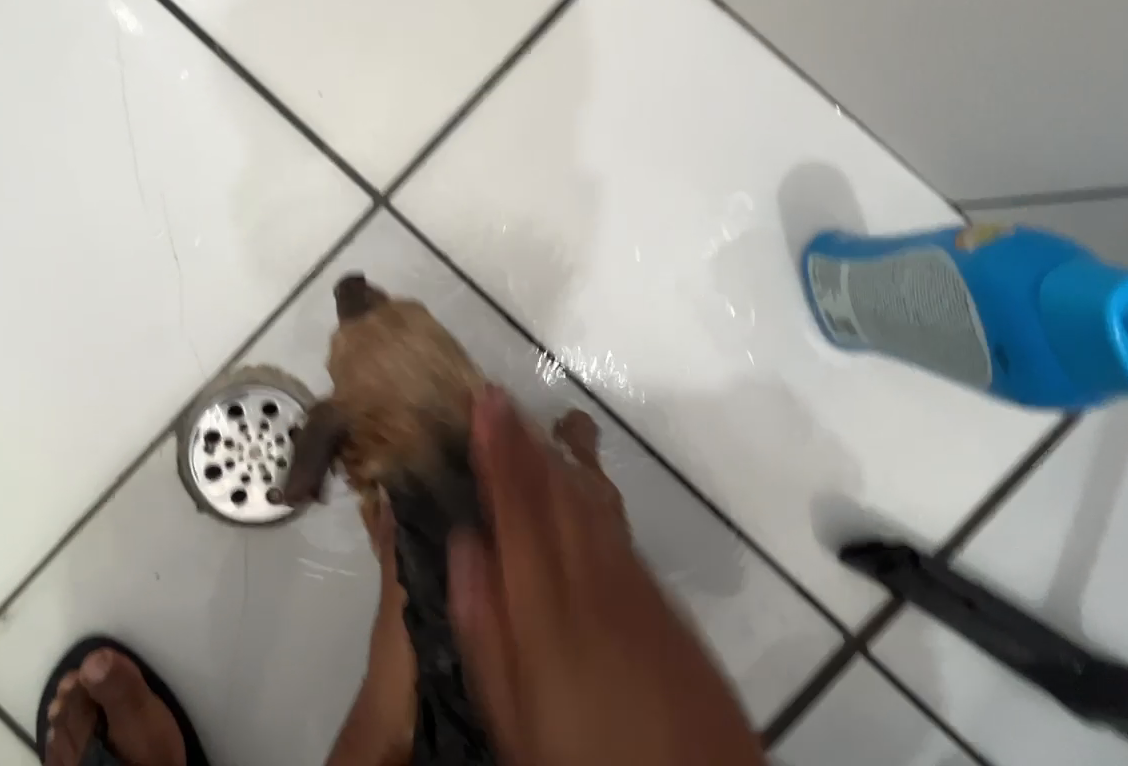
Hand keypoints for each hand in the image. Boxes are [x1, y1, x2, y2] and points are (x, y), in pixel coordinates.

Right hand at [449, 387, 766, 765]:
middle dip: (525, 440)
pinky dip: (594, 489)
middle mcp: (593, 578)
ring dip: (559, 456)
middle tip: (500, 397)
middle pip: (554, 493)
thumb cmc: (586, 751)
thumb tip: (465, 546)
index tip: (484, 402)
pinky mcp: (662, 598)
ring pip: (590, 502)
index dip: (498, 448)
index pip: (516, 506)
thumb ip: (487, 625)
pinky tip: (585, 479)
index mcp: (547, 604)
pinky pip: (617, 526)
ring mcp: (634, 583)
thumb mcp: (516, 708)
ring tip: (536, 422)